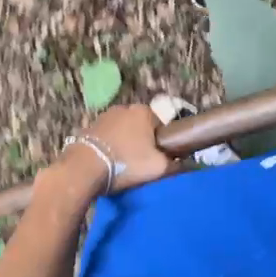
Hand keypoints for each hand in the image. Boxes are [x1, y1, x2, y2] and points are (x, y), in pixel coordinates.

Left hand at [44, 104, 173, 199]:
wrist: (84, 168)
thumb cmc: (127, 163)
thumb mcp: (160, 168)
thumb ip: (178, 165)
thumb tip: (191, 165)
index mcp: (144, 112)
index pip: (160, 126)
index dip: (161, 144)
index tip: (157, 160)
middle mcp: (124, 107)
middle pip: (140, 127)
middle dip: (141, 143)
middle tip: (140, 164)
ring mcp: (104, 116)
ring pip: (122, 132)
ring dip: (123, 144)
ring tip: (122, 165)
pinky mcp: (88, 127)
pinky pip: (105, 138)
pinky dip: (108, 147)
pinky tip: (106, 163)